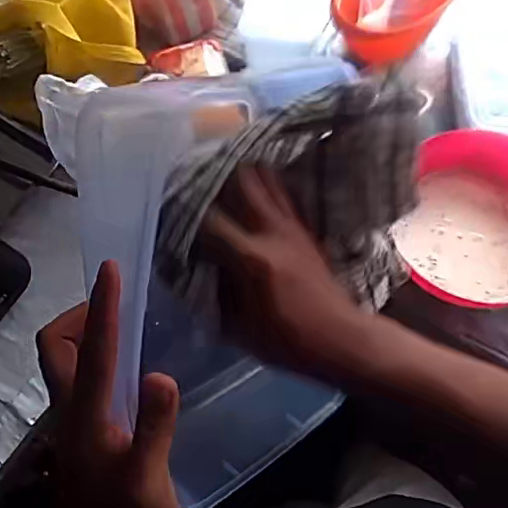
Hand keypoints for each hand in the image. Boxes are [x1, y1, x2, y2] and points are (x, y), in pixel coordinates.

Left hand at [37, 261, 179, 507]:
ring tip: (125, 325)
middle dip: (78, 315)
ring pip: (62, 363)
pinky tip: (128, 369)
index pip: (92, 348)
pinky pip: (78, 379)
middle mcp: (70, 410)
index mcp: (86, 413)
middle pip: (54, 347)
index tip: (113, 270)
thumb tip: (160, 375)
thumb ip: (154, 429)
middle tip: (115, 304)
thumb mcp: (147, 482)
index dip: (102, 306)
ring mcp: (71, 423)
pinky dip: (94, 357)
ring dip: (84, 334)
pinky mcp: (80, 435)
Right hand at [200, 165, 377, 382]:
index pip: (208, 221)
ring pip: (264, 179)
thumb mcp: (239, 329)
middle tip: (191, 174)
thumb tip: (188, 273)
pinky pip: (281, 192)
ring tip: (219, 167)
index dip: (184, 213)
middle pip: (240, 182)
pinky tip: (251, 179)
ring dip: (240, 171)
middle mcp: (272, 232)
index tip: (167, 210)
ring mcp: (291, 226)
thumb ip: (211, 296)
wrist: (341, 338)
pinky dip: (263, 180)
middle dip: (212, 175)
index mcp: (252, 259)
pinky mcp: (304, 228)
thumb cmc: (287, 341)